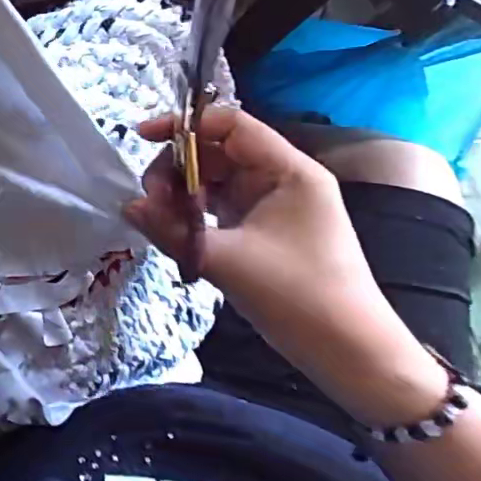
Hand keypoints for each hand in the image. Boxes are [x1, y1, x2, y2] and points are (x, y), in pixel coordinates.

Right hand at [123, 106, 446, 426]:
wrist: (351, 355)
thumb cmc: (299, 298)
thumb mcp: (226, 261)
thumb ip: (171, 230)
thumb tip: (129, 206)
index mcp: (288, 171)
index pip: (230, 125)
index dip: (184, 125)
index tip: (143, 137)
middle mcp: (281, 179)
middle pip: (216, 151)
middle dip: (176, 166)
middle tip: (150, 198)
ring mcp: (272, 204)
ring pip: (214, 179)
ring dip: (181, 191)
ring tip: (159, 217)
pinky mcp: (263, 229)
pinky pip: (219, 205)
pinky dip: (194, 211)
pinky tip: (174, 227)